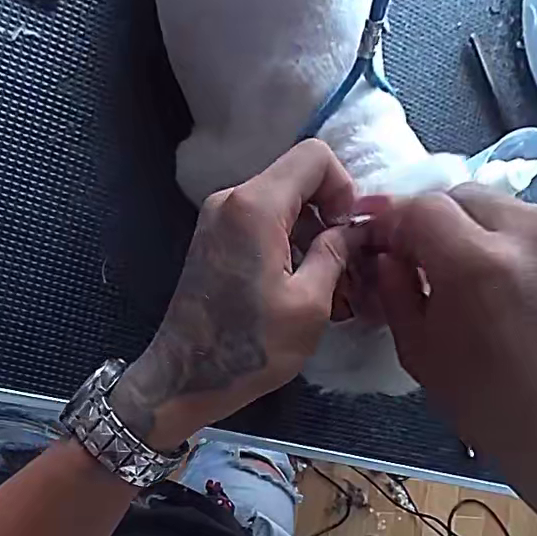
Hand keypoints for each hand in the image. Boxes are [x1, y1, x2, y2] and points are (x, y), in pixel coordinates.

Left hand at [113, 140, 364, 450]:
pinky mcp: (210, 242)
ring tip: (326, 280)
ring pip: (278, 202)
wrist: (184, 378)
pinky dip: (284, 241)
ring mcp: (215, 220)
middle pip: (296, 178)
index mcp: (255, 206)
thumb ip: (335, 253)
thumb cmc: (249, 347)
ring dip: (308, 231)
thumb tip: (351, 229)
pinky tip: (296, 283)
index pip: (314, 156)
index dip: (344, 187)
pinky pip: (257, 223)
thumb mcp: (309, 304)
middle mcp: (230, 200)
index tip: (349, 232)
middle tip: (344, 261)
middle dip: (328, 212)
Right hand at [365, 186, 536, 535]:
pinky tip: (528, 286)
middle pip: (465, 196)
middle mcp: (535, 234)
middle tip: (428, 259)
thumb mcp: (422, 356)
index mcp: (479, 267)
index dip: (393, 217)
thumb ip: (397, 293)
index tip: (380, 232)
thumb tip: (389, 254)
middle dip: (437, 222)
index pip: (422, 208)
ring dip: (484, 233)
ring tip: (485, 278)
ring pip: (510, 208)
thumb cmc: (493, 408)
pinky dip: (526, 245)